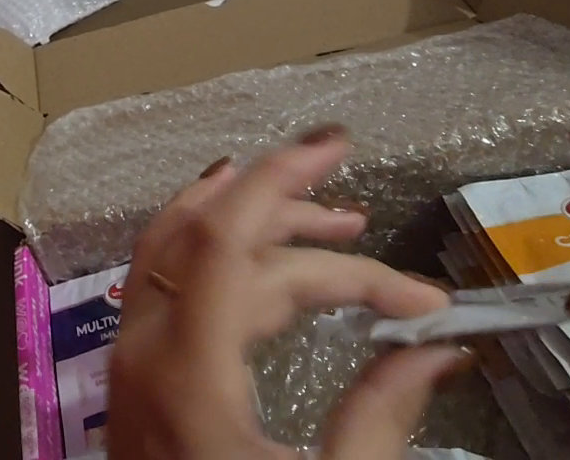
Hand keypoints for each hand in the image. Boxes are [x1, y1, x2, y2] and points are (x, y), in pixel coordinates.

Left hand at [107, 127, 467, 459]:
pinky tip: (256, 250)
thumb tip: (438, 352)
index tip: (335, 147)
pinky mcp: (138, 372)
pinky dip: (218, 257)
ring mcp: (132, 355)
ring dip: (264, 240)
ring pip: (193, 259)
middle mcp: (144, 346)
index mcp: (185, 373)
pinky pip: (174, 284)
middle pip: (219, 246)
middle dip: (300, 228)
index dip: (278, 180)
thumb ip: (382, 421)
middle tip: (380, 238)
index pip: (221, 236)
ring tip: (342, 234)